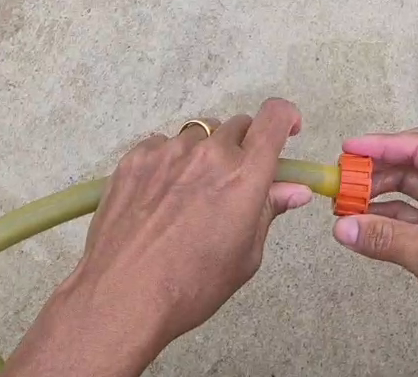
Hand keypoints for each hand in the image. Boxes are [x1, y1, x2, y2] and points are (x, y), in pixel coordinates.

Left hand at [5, 99, 313, 376]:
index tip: (287, 130)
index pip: (275, 117)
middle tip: (230, 182)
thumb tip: (296, 189)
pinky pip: (163, 144)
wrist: (121, 299)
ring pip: (200, 134)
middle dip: (242, 147)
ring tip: (188, 193)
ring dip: (204, 153)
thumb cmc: (192, 286)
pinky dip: (169, 161)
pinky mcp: (137, 157)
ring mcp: (170, 150)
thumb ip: (270, 210)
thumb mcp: (245, 256)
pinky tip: (159, 196)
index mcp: (245, 174)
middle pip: (238, 126)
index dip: (286, 117)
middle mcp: (211, 152)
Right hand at [332, 129, 417, 376]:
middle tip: (342, 175)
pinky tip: (359, 222)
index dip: (382, 144)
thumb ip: (385, 238)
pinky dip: (381, 215)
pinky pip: (404, 212)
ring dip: (375, 192)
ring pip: (404, 187)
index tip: (349, 149)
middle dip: (375, 167)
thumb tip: (343, 226)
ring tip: (345, 200)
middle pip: (409, 162)